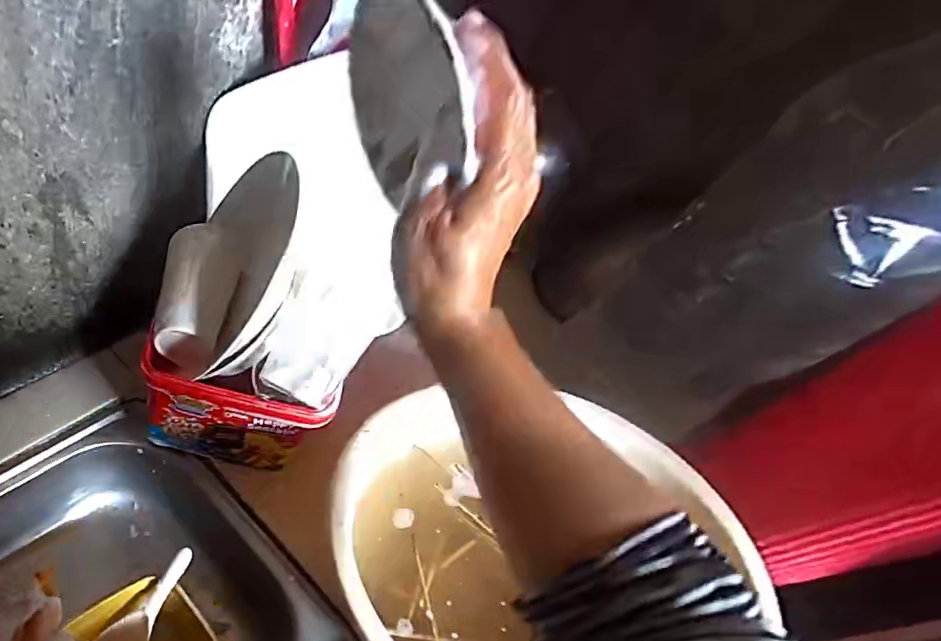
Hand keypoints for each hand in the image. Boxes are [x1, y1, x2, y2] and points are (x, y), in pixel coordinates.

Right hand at [403, 10, 540, 342]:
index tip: (470, 28)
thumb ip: (433, 175)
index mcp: (500, 172)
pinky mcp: (508, 194)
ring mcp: (519, 181)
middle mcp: (520, 168)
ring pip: (517, 115)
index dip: (488, 60)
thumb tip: (441, 142)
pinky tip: (478, 106)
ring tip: (473, 62)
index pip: (501, 99)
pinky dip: (496, 110)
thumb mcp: (421, 223)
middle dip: (496, 62)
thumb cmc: (433, 274)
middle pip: (517, 99)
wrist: (457, 313)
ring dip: (498, 83)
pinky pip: (508, 137)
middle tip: (471, 34)